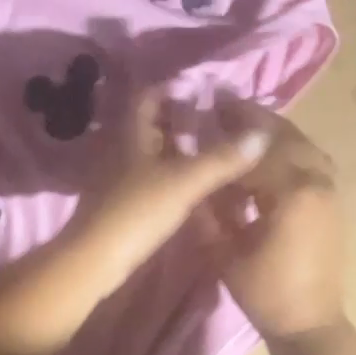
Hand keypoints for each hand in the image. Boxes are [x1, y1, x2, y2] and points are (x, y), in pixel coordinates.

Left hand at [62, 87, 271, 297]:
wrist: (94, 262)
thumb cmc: (136, 213)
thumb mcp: (184, 182)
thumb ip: (221, 158)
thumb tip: (261, 134)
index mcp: (131, 136)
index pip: (149, 96)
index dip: (173, 89)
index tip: (203, 94)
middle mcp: (120, 153)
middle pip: (150, 128)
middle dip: (180, 124)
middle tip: (215, 127)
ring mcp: (116, 184)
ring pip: (149, 159)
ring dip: (176, 156)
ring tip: (211, 159)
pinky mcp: (117, 211)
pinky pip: (146, 186)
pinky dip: (167, 183)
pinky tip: (189, 193)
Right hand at [195, 97, 346, 339]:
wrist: (309, 321)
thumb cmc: (264, 293)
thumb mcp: (225, 255)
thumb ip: (210, 213)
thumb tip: (195, 180)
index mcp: (291, 191)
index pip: (254, 148)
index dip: (227, 129)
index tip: (204, 110)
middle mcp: (317, 178)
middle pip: (282, 135)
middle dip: (252, 119)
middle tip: (223, 104)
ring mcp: (329, 187)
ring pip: (300, 143)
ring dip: (271, 131)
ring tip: (242, 125)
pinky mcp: (331, 199)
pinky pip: (309, 160)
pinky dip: (286, 149)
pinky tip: (266, 154)